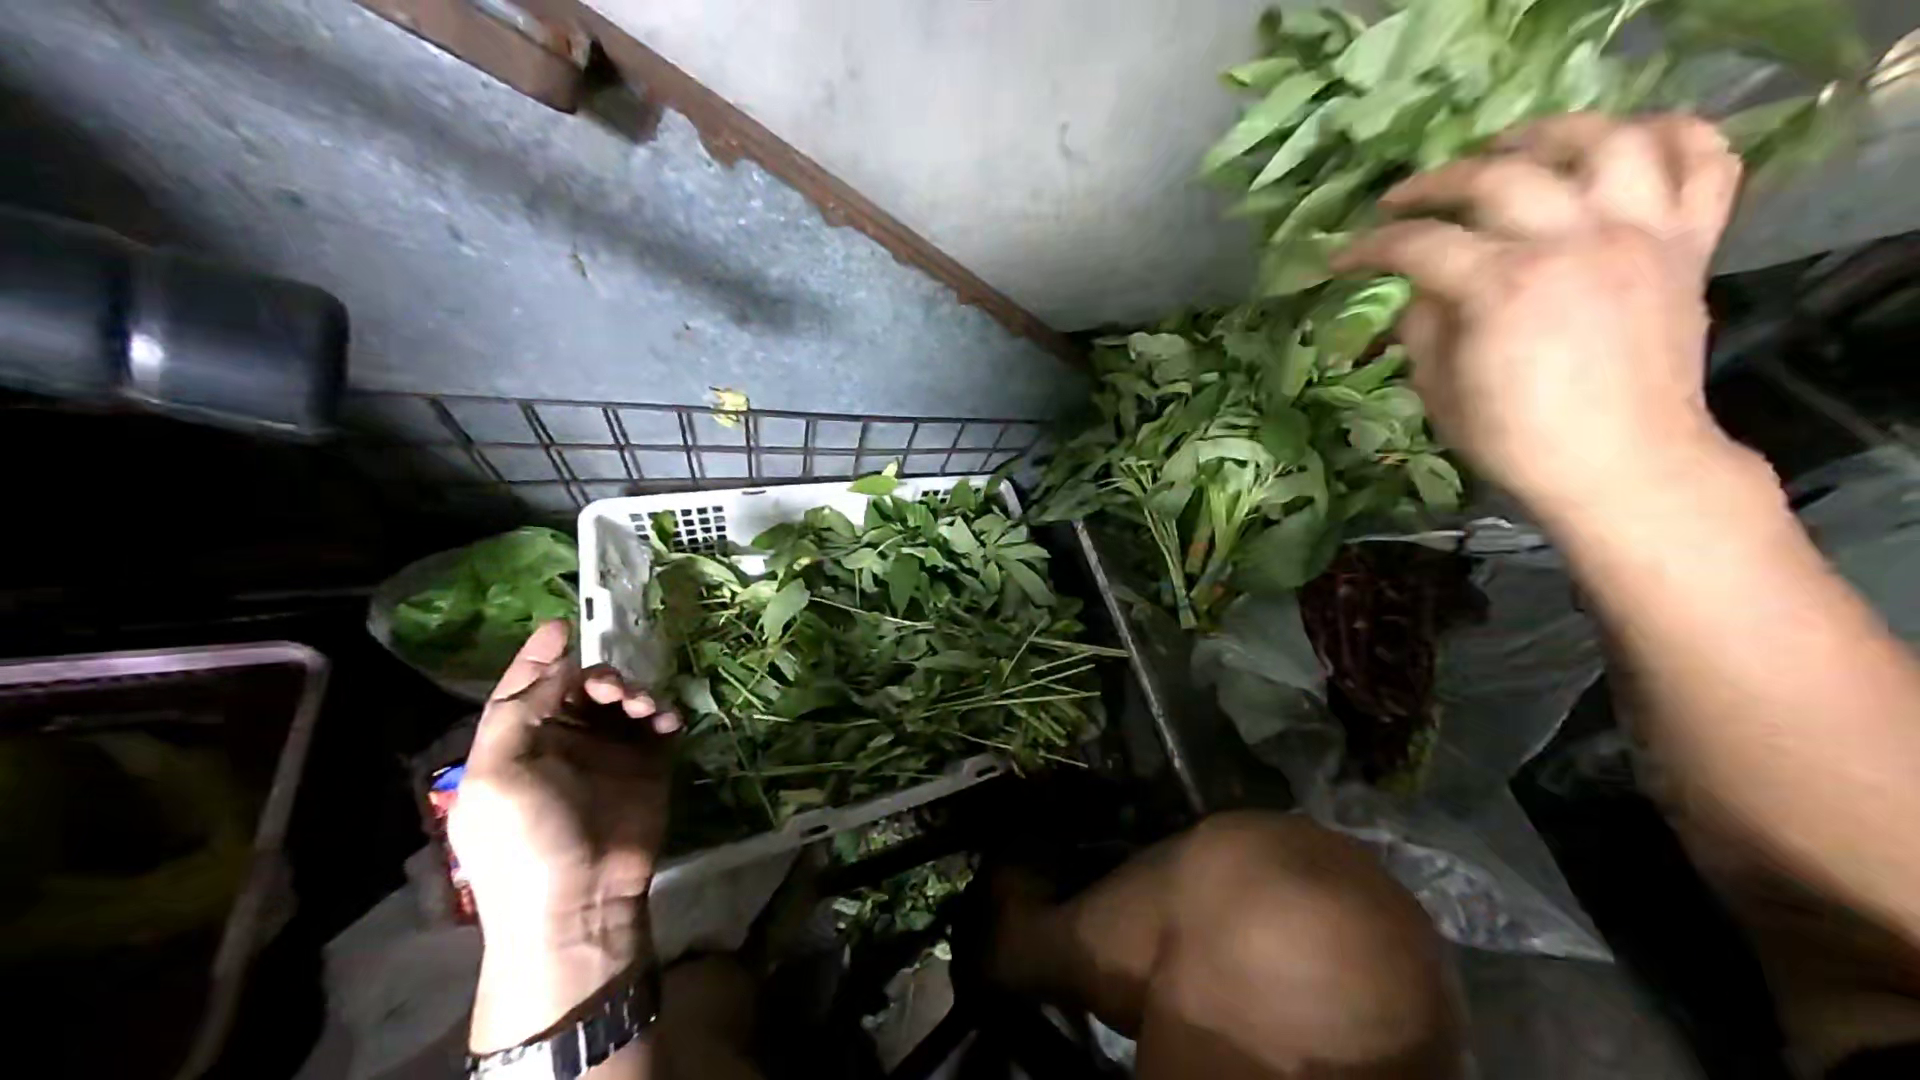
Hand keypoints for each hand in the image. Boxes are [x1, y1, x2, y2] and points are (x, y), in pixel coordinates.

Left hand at [452, 620, 679, 1051]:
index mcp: (519, 743)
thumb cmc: (526, 840)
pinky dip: (663, 712)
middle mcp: (564, 741)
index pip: (528, 687)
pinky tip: (666, 720)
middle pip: (582, 686)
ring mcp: (609, 753)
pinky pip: (658, 723)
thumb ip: (519, 711)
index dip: (542, 655)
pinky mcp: (647, 764)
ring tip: (642, 707)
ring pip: (622, 700)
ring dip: (633, 691)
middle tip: (614, 688)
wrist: (581, 901)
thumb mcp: (497, 776)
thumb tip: (559, 662)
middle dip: (600, 675)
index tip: (565, 623)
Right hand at [1334, 112, 1748, 520]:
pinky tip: (1620, 149)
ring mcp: (1641, 235)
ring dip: (1551, 132)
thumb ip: (1423, 327)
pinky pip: (1702, 161)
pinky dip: (1669, 137)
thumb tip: (1420, 292)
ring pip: (1608, 141)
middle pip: (1499, 175)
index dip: (1369, 248)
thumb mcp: (1438, 390)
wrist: (1621, 462)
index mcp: (1502, 287)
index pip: (1419, 245)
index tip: (1341, 260)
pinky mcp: (1688, 245)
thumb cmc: (1515, 438)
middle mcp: (1574, 242)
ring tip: (1512, 147)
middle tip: (1403, 201)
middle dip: (1436, 182)